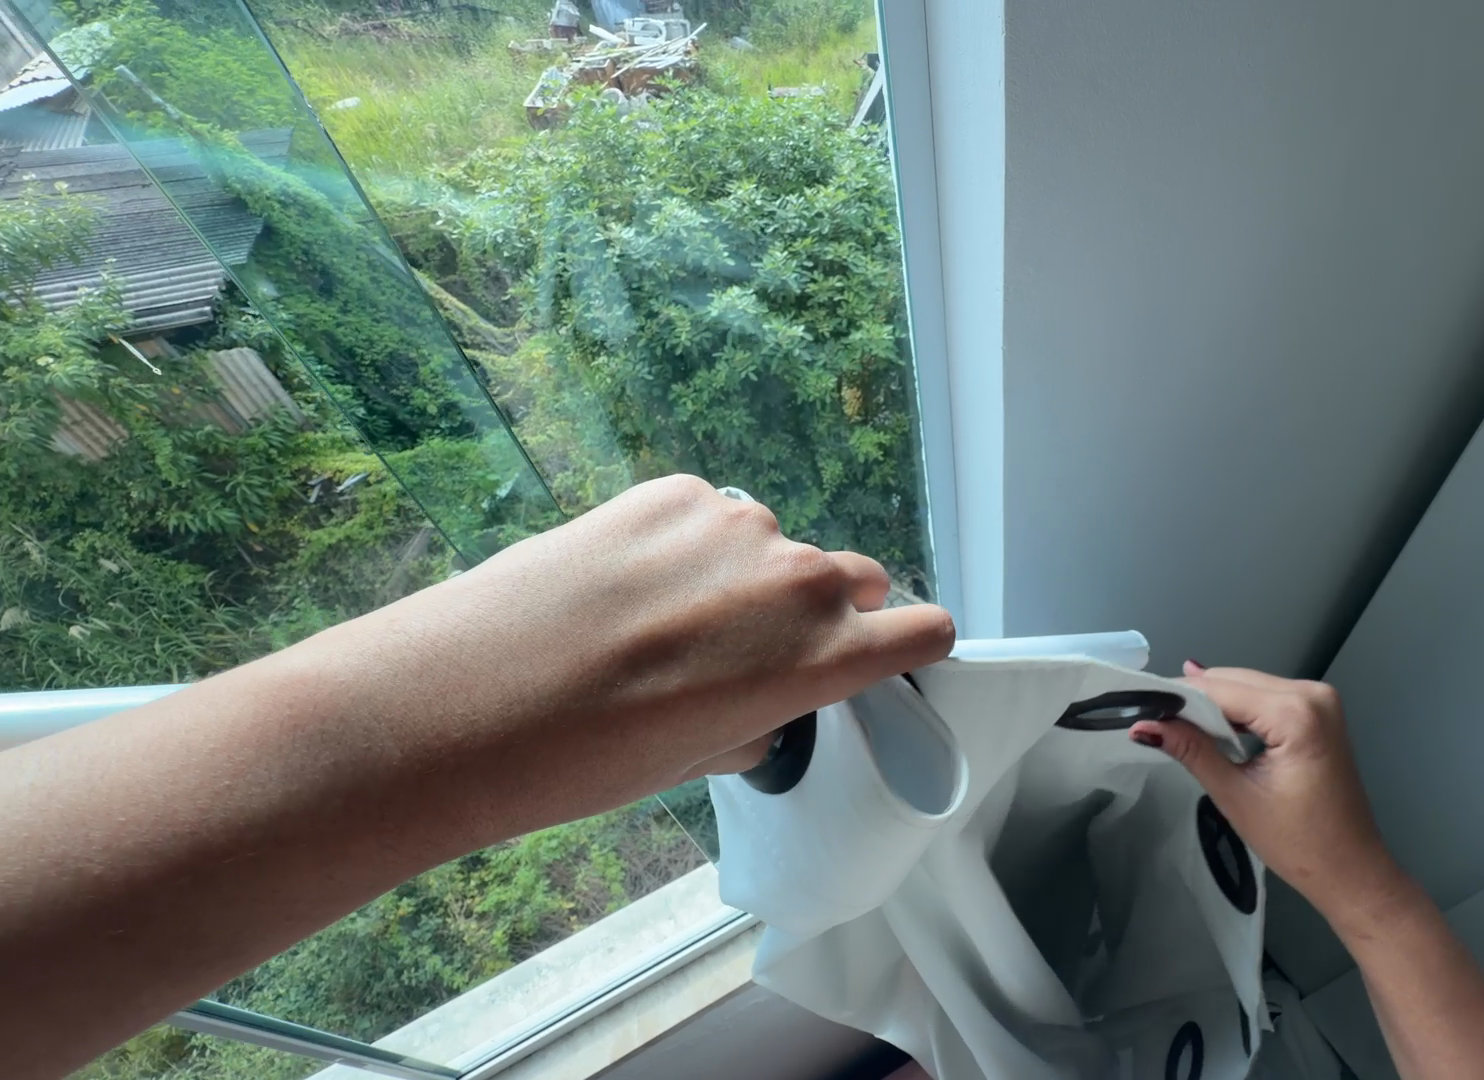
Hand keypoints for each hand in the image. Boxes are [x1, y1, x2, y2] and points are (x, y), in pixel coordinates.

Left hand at [274, 473, 954, 842]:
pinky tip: (631, 579)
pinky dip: (692, 544)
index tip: (890, 649)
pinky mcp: (676, 491)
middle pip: (859, 579)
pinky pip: (713, 518)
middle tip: (759, 643)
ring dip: (750, 576)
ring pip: (776, 548)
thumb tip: (766, 694)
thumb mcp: (706, 758)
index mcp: (823, 655)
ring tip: (669, 614)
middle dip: (828, 609)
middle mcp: (799, 579)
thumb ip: (767, 713)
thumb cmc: (589, 758)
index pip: (927, 629)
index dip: (912, 641)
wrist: (457, 705)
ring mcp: (739, 524)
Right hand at [1130, 663, 1414, 928]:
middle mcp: (1312, 693)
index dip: (1177, 698)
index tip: (1140, 708)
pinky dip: (1236, 708)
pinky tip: (1209, 722)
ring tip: (1174, 723)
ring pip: (1246, 684)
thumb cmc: (1298, 843)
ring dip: (1212, 703)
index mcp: (1296, 713)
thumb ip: (1190, 749)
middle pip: (1233, 681)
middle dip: (1193, 699)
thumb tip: (1143, 724)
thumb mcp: (1234, 795)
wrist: (1353, 871)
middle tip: (1152, 718)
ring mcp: (1319, 698)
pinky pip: (1263, 695)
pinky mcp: (1317, 709)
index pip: (1220, 690)